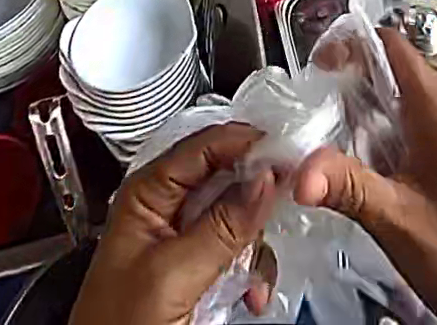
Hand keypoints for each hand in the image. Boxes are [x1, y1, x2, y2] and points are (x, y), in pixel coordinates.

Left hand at [68, 123, 277, 324]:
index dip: (246, 142)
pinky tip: (252, 294)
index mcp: (149, 191)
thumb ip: (221, 226)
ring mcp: (184, 237)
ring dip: (256, 242)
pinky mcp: (198, 268)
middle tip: (287, 203)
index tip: (287, 152)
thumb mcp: (172, 275)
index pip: (204, 145)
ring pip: (237, 213)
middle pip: (225, 175)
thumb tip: (264, 178)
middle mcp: (168, 204)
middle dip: (257, 194)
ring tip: (256, 274)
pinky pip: (238, 251)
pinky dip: (253, 270)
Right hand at [294, 28, 436, 324]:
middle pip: (392, 70)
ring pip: (399, 101)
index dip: (351, 44)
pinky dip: (380, 132)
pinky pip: (410, 127)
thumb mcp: (399, 221)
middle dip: (350, 79)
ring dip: (363, 109)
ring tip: (326, 130)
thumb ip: (346, 186)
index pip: (392, 46)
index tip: (317, 67)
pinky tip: (360, 161)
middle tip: (312, 104)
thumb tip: (295, 173)